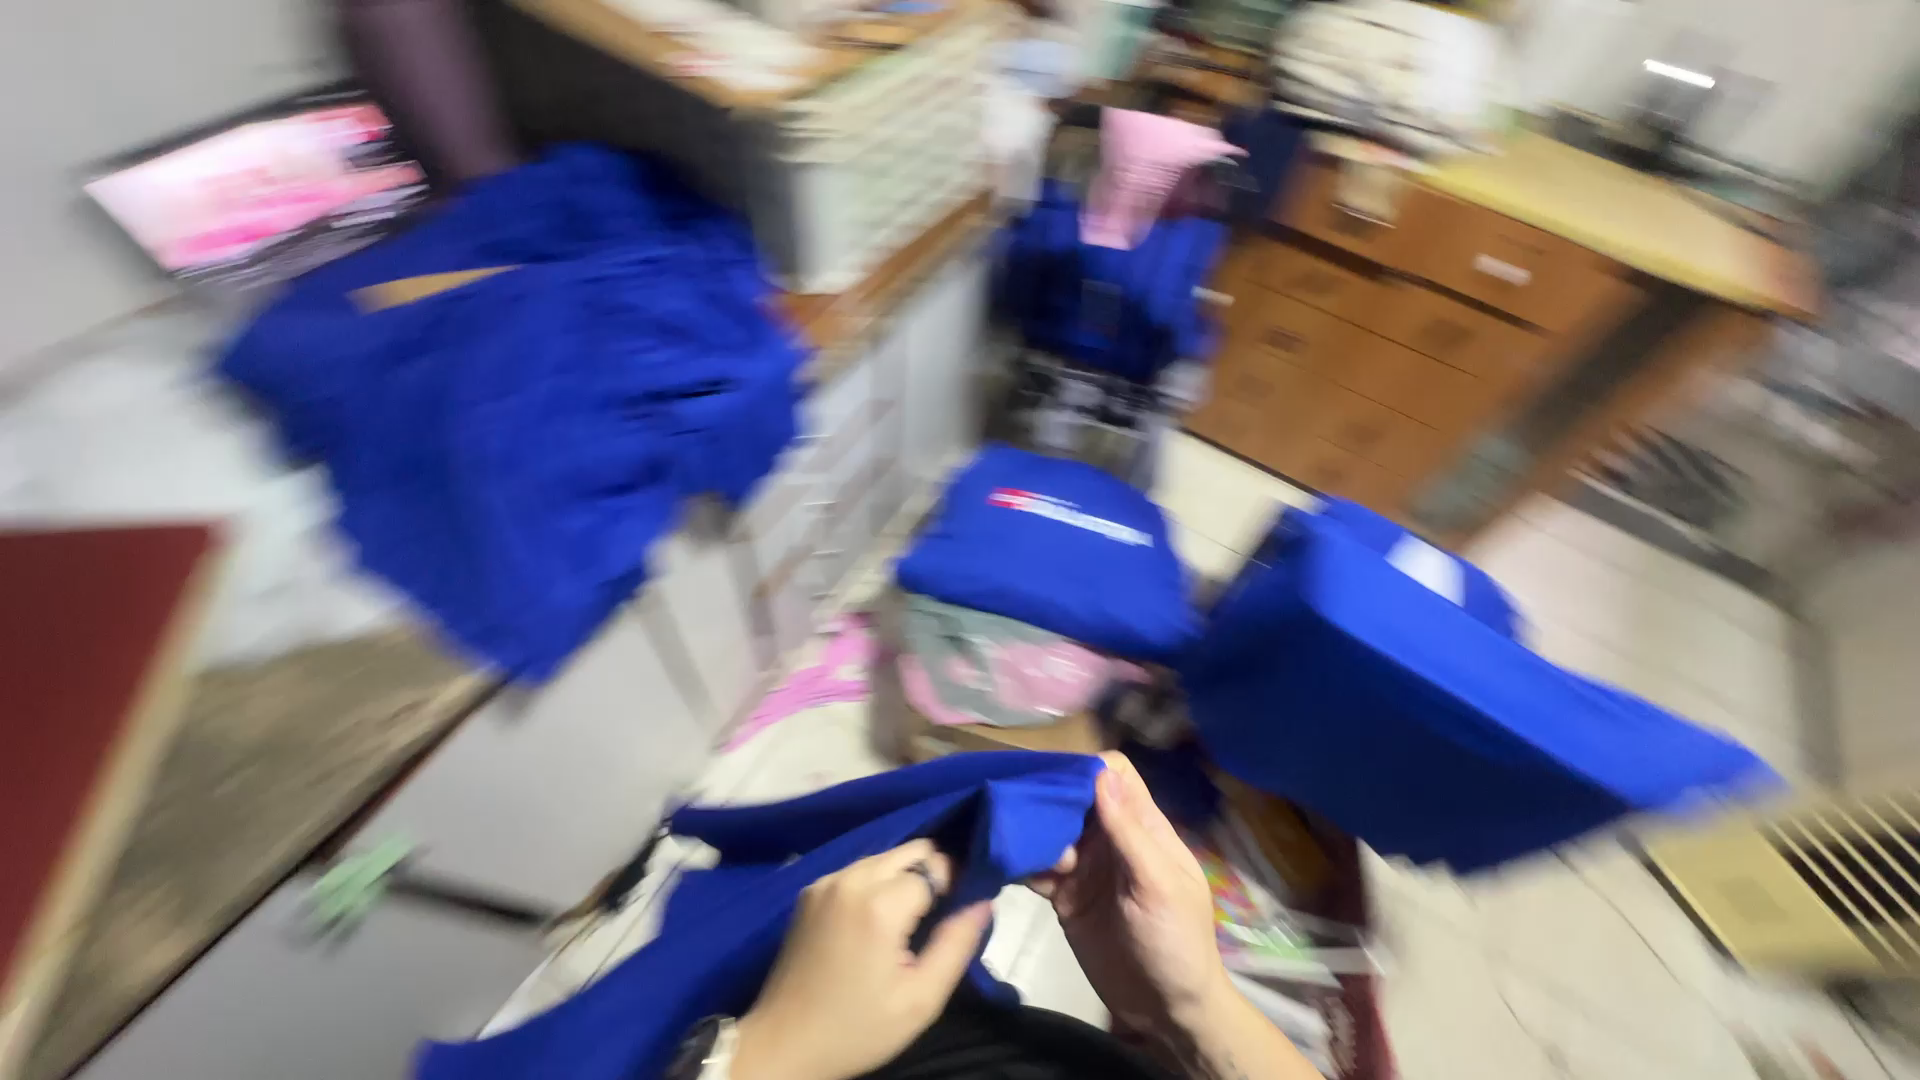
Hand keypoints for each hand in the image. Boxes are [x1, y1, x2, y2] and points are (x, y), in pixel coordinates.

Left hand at [732, 840, 990, 1079]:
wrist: (783, 1044)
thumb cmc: (856, 1028)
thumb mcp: (920, 1000)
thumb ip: (957, 945)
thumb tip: (983, 901)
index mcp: (879, 904)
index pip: (935, 868)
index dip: (952, 888)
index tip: (953, 917)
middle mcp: (851, 878)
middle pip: (910, 851)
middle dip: (930, 874)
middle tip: (934, 917)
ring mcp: (826, 880)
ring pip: (885, 856)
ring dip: (903, 877)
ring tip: (906, 920)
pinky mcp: (810, 888)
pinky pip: (858, 869)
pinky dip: (876, 882)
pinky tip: (874, 920)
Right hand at [1029, 751, 1231, 1038]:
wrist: (1166, 1012)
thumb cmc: (1176, 942)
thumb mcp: (1158, 885)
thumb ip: (1129, 831)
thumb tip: (1100, 773)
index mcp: (1142, 826)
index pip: (1114, 774)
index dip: (1087, 768)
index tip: (1058, 778)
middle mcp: (1110, 837)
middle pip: (1075, 795)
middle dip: (1049, 796)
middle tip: (1025, 811)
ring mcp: (1085, 865)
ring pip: (1052, 827)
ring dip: (1033, 830)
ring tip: (1021, 845)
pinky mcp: (1064, 894)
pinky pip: (1037, 866)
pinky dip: (1021, 861)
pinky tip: (1004, 861)